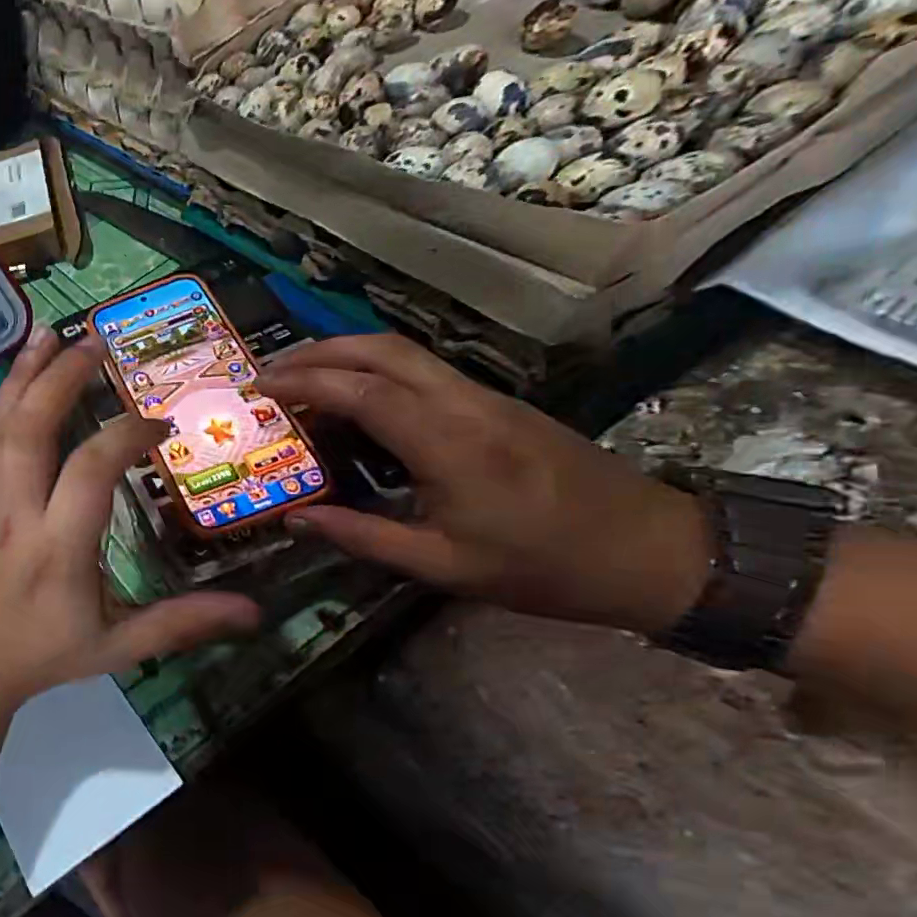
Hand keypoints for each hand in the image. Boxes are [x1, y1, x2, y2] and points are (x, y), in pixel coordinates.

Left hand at [0, 327, 261, 709]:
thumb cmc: (46, 654)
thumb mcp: (119, 646)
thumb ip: (182, 623)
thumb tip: (255, 612)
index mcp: (58, 547)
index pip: (91, 469)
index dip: (126, 434)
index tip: (158, 420)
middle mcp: (14, 513)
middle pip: (32, 430)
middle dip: (63, 379)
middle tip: (96, 343)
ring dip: (21, 377)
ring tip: (47, 334)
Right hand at [255, 335, 710, 633]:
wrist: (658, 551)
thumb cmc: (545, 566)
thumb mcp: (444, 566)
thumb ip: (364, 538)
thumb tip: (296, 518)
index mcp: (450, 444)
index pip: (362, 392)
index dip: (305, 382)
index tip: (259, 385)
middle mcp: (465, 404)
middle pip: (381, 350)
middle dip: (318, 351)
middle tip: (271, 370)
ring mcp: (485, 396)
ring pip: (403, 352)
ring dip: (346, 353)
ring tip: (302, 376)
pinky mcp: (496, 402)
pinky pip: (422, 369)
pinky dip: (374, 369)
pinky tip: (356, 397)